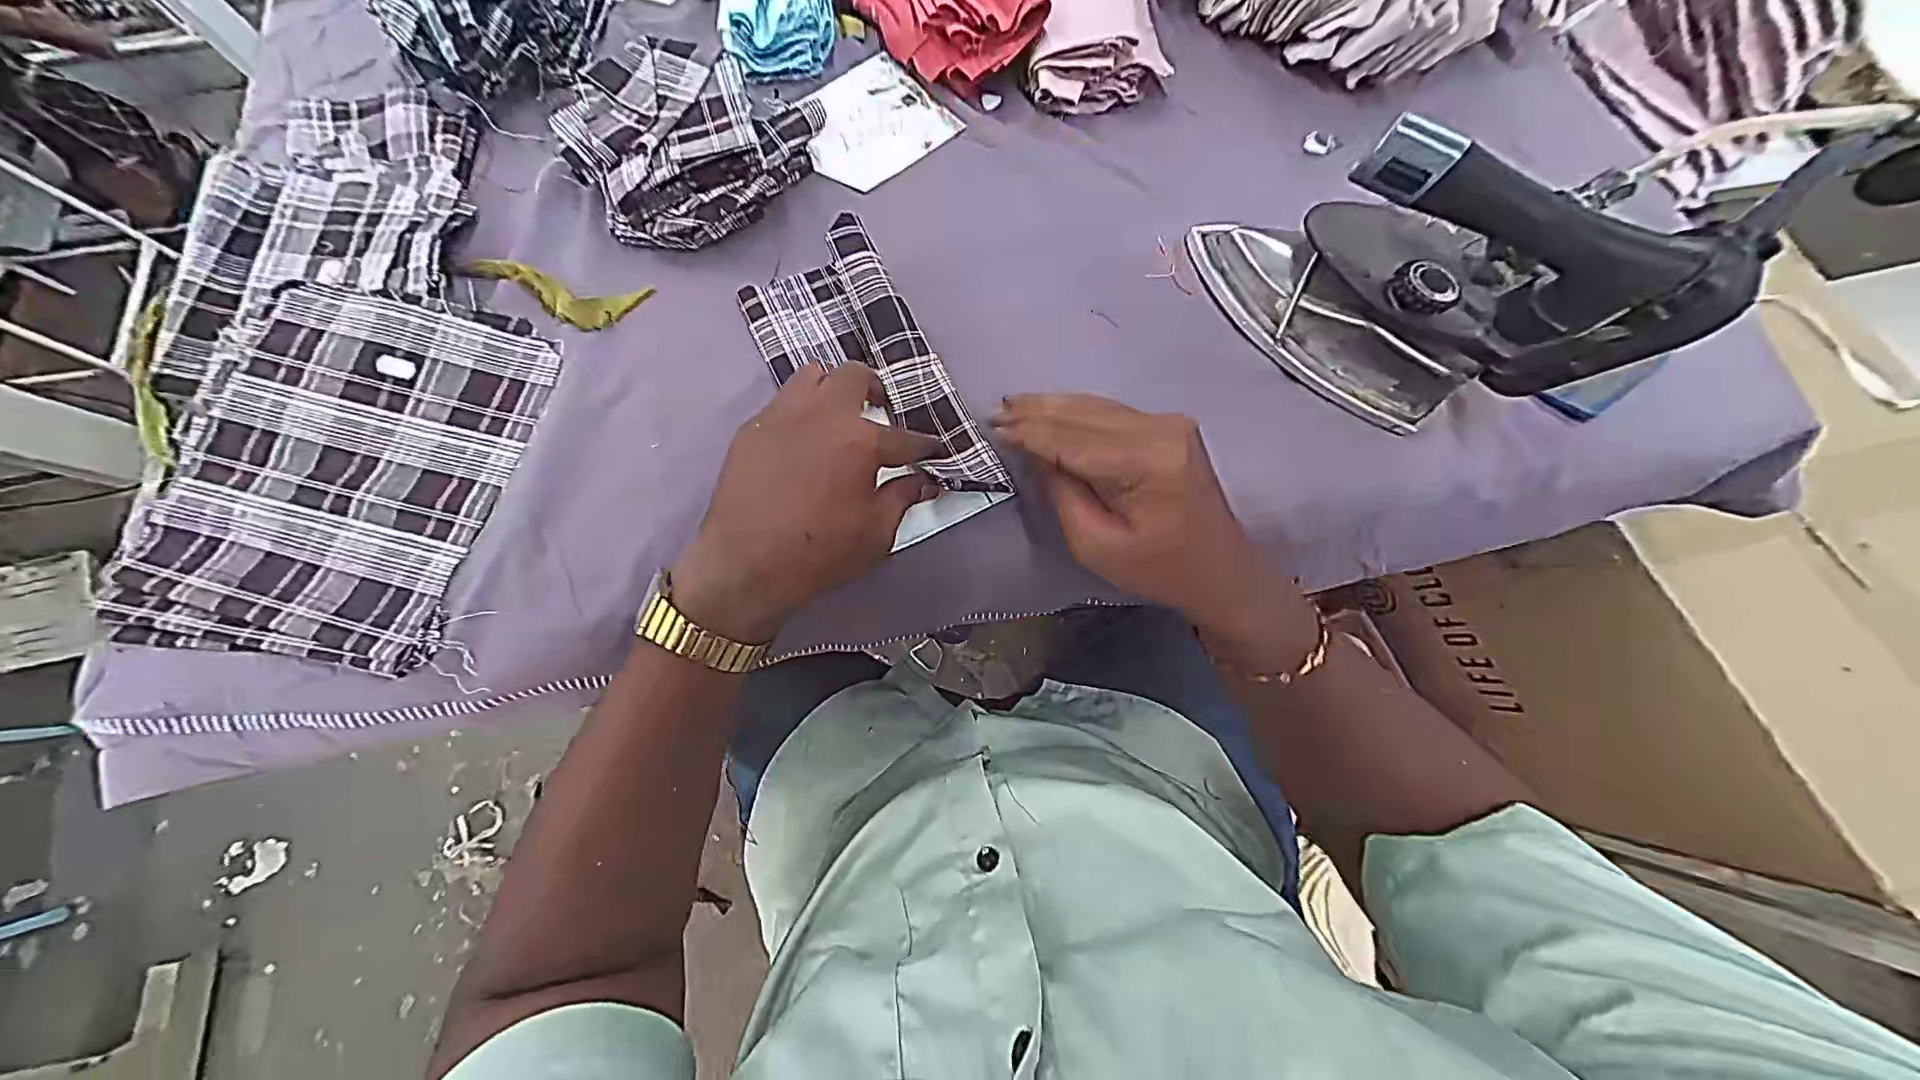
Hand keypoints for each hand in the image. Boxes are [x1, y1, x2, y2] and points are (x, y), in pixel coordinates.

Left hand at [671, 363, 941, 642]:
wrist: (746, 564)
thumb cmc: (820, 553)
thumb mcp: (876, 534)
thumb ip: (903, 498)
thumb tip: (923, 482)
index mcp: (861, 442)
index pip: (905, 437)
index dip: (924, 446)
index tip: (931, 451)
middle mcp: (823, 416)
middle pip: (856, 377)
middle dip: (876, 391)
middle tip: (880, 413)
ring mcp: (783, 416)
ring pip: (813, 376)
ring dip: (832, 389)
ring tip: (837, 416)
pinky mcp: (752, 429)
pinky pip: (782, 402)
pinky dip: (801, 412)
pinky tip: (802, 441)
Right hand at [992, 394, 1316, 657]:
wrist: (1220, 571)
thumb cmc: (1160, 570)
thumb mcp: (1097, 546)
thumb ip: (1063, 494)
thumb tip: (1038, 455)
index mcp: (1148, 462)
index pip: (1073, 440)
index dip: (1030, 433)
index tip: (994, 428)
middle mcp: (1162, 430)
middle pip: (1084, 415)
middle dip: (1037, 413)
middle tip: (996, 412)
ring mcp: (1169, 424)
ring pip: (1096, 407)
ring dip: (1052, 407)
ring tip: (1014, 406)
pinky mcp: (1168, 428)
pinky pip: (1111, 413)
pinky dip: (1076, 412)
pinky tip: (1051, 410)